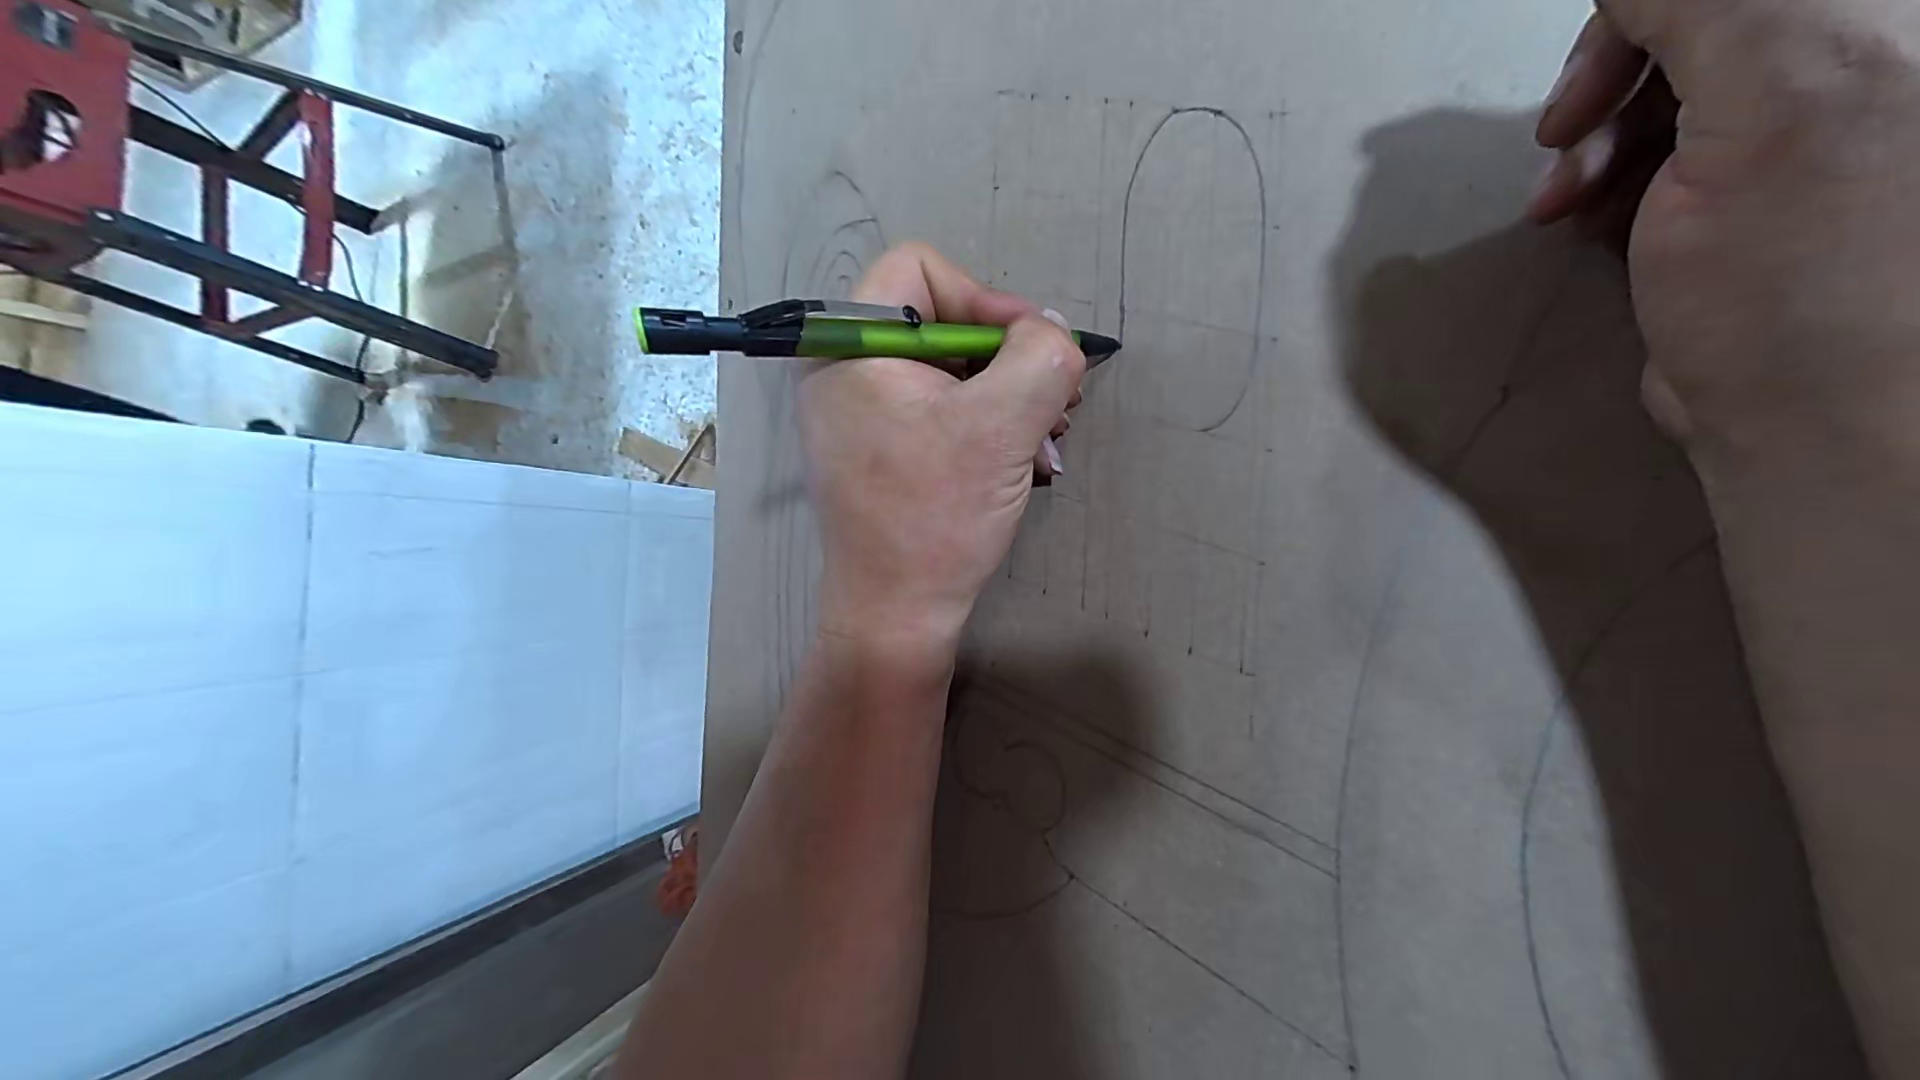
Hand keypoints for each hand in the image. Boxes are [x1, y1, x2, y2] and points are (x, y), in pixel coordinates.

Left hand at [797, 243, 1085, 654]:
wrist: (896, 613)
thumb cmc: (936, 518)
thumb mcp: (1002, 426)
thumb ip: (1042, 357)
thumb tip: (1051, 331)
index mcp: (849, 348)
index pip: (920, 270)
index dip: (984, 298)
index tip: (1027, 350)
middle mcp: (846, 372)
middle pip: (944, 325)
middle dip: (1010, 362)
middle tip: (1057, 404)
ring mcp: (863, 415)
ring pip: (953, 374)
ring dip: (1011, 401)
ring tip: (1047, 443)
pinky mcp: (883, 451)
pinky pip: (943, 413)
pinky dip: (989, 430)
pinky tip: (1024, 465)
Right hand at [1528, 0, 1919, 471]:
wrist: (1812, 402)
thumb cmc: (1806, 262)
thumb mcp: (1784, 93)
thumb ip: (1716, 1)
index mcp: (1888, 20)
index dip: (1630, 22)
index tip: (1575, 101)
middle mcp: (1871, 52)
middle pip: (1701, 24)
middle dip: (1611, 84)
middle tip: (1562, 149)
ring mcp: (1813, 119)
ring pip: (1674, 83)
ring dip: (1599, 141)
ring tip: (1569, 206)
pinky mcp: (1757, 184)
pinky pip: (1669, 143)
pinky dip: (1613, 177)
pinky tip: (1596, 220)